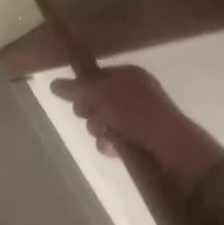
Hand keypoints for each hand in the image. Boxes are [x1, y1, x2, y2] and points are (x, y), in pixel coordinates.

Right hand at [50, 67, 222, 176]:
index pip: (98, 75)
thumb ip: (75, 89)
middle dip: (89, 112)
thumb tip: (53, 84)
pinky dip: (111, 144)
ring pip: (105, 122)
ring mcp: (141, 117)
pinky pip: (117, 139)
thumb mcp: (99, 95)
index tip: (74, 99)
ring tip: (105, 137)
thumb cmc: (134, 113)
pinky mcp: (143, 140)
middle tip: (90, 117)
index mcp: (130, 75)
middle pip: (99, 100)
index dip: (83, 86)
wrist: (170, 147)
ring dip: (99, 130)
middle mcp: (136, 93)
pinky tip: (113, 149)